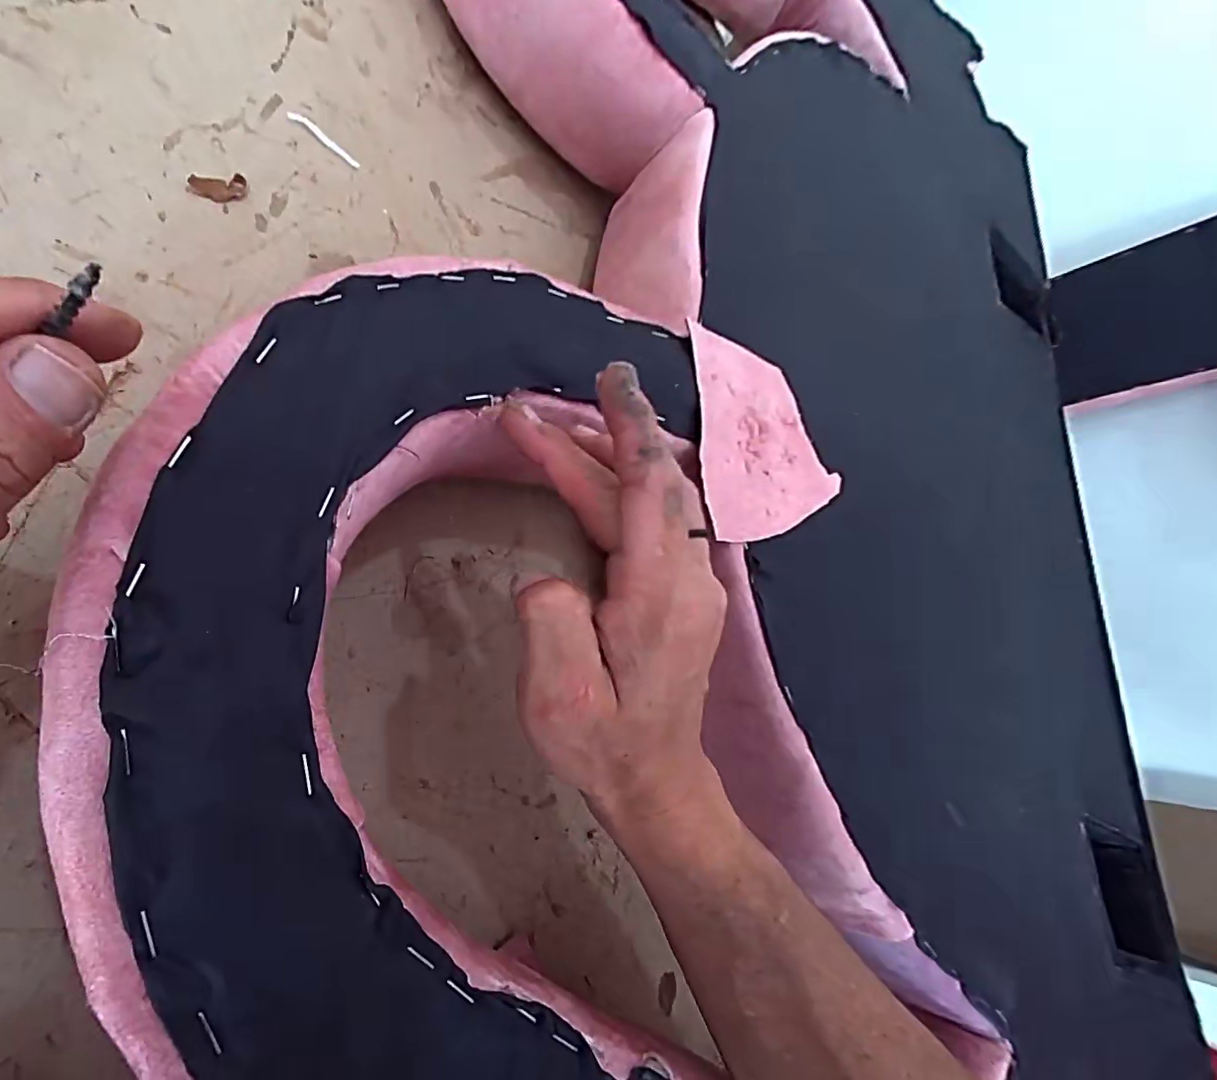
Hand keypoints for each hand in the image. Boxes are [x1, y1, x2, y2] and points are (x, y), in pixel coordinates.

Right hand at [498, 362, 728, 827]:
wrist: (654, 779)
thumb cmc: (602, 743)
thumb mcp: (558, 696)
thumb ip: (549, 621)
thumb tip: (548, 579)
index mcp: (658, 595)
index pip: (649, 488)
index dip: (629, 427)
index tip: (608, 379)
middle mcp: (688, 577)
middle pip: (643, 487)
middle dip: (585, 442)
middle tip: (522, 415)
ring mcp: (694, 582)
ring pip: (652, 499)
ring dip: (602, 461)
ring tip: (547, 438)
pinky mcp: (685, 590)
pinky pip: (656, 519)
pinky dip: (620, 487)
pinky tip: (590, 478)